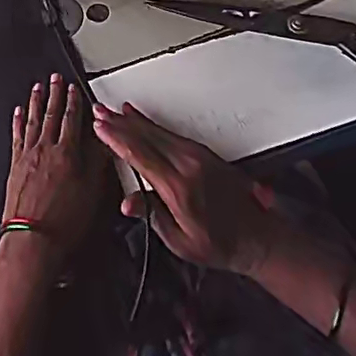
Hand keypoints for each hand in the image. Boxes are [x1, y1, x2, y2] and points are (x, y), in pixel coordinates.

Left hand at [2, 74, 106, 263]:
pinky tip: (18, 113)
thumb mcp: (92, 192)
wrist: (32, 241)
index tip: (74, 89)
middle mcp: (46, 150)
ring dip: (36, 102)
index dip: (73, 102)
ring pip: (33, 121)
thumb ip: (98, 163)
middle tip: (54, 78)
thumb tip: (104, 143)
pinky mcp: (15, 166)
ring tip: (37, 88)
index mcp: (67, 153)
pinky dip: (18, 122)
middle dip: (54, 94)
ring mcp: (28, 157)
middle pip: (51, 115)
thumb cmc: (63, 222)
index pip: (72, 120)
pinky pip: (17, 136)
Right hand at [92, 102, 288, 275]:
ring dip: (132, 120)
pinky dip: (151, 124)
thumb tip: (128, 203)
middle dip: (119, 123)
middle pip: (146, 137)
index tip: (100, 127)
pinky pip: (170, 133)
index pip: (140, 155)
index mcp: (179, 188)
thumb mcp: (181, 241)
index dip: (117, 139)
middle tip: (98, 112)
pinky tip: (139, 119)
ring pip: (157, 131)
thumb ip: (153, 216)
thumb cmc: (219, 244)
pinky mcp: (202, 152)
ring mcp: (197, 155)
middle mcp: (188, 165)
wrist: (257, 236)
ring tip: (111, 111)